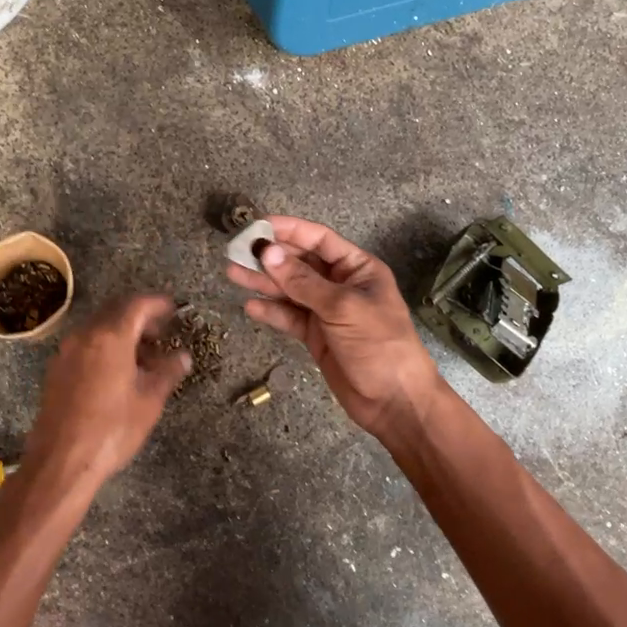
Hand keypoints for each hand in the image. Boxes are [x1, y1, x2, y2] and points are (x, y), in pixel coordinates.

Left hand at [21, 295, 188, 491]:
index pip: (138, 304)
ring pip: (99, 327)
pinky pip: (86, 344)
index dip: (158, 304)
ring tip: (144, 357)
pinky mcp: (57, 368)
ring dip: (122, 332)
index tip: (174, 309)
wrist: (61, 460)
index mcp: (111, 336)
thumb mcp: (149, 401)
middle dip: (140, 316)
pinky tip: (118, 371)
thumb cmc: (112, 429)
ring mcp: (67, 351)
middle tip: (162, 333)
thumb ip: (168, 372)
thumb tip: (183, 356)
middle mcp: (85, 335)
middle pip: (116, 310)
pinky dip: (105, 346)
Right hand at [226, 216, 441, 437]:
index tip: (257, 224)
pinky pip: (289, 317)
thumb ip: (303, 282)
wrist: (394, 401)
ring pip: (290, 290)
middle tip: (236, 250)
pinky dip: (271, 312)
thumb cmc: (379, 345)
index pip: (319, 239)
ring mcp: (327, 311)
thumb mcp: (342, 307)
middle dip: (270, 256)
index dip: (289, 230)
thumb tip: (268, 252)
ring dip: (263, 282)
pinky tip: (250, 306)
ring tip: (232, 273)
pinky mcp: (316, 336)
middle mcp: (340, 284)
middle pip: (300, 262)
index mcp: (357, 268)